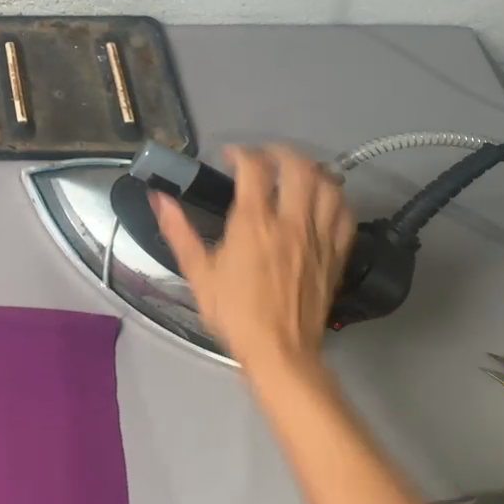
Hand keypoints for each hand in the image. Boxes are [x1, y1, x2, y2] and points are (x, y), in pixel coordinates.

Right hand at [151, 144, 355, 370]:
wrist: (280, 350)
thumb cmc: (233, 311)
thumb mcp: (197, 271)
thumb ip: (178, 230)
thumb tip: (159, 199)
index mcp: (253, 224)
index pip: (254, 169)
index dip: (241, 153)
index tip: (229, 155)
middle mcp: (291, 223)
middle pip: (299, 168)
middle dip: (281, 152)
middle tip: (265, 155)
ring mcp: (319, 238)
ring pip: (328, 186)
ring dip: (313, 170)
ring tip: (296, 170)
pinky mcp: (337, 255)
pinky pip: (345, 215)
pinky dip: (334, 199)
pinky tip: (323, 200)